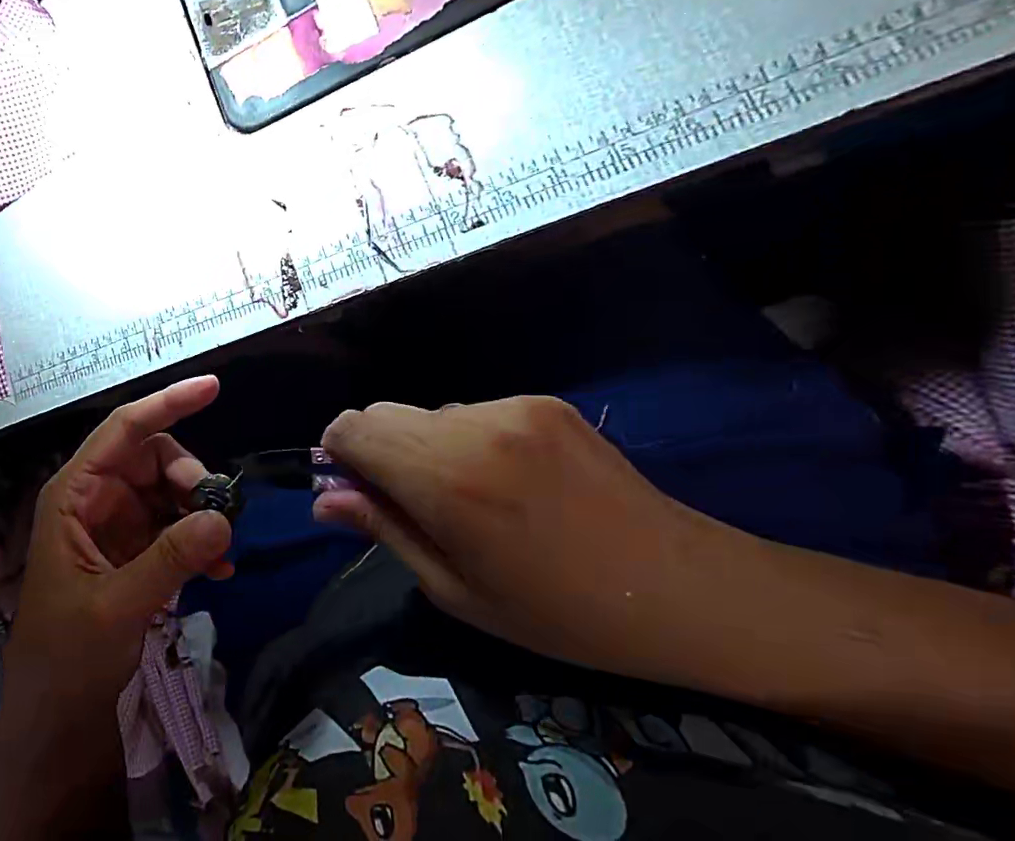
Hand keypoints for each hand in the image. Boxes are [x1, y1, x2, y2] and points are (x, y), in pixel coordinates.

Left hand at [0, 376, 233, 839]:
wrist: (54, 716)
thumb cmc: (65, 655)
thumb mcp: (116, 606)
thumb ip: (169, 559)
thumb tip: (221, 515)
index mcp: (73, 494)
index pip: (122, 431)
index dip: (165, 404)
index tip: (212, 387)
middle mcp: (95, 499)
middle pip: (152, 457)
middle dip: (189, 476)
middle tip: (216, 513)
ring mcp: (116, 526)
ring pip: (168, 492)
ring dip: (200, 511)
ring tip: (223, 551)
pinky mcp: (135, 554)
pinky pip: (175, 528)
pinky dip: (200, 539)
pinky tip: (221, 569)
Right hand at [316, 396, 748, 682]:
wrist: (690, 592)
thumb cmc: (559, 612)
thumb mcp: (456, 589)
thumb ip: (383, 530)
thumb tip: (324, 501)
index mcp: (445, 480)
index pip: (351, 429)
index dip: (338, 454)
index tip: (357, 490)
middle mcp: (472, 428)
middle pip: (383, 413)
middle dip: (379, 451)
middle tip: (413, 503)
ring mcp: (513, 407)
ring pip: (428, 414)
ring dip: (426, 446)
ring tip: (474, 495)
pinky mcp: (545, 401)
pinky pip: (473, 412)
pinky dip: (468, 439)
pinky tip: (512, 480)